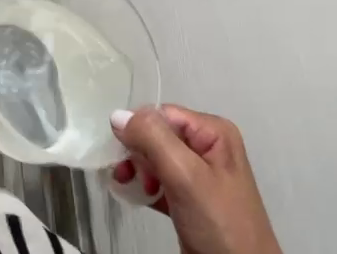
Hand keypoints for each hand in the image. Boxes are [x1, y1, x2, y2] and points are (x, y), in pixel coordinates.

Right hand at [111, 106, 281, 253]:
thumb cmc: (218, 223)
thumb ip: (153, 139)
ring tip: (129, 186)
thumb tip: (117, 114)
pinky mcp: (190, 201)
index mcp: (213, 132)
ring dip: (138, 171)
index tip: (124, 155)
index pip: (163, 115)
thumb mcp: (186, 175)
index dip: (139, 130)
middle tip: (128, 175)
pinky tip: (134, 196)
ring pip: (155, 160)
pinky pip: (160, 182)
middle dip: (137, 153)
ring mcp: (199, 176)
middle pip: (157, 136)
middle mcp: (207, 148)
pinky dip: (144, 187)